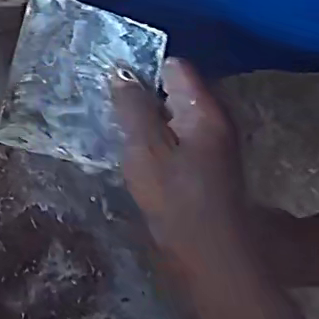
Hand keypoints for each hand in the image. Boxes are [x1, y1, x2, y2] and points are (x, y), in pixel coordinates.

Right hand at [113, 58, 258, 285]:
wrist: (209, 255)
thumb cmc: (175, 195)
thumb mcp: (144, 145)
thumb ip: (132, 104)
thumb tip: (120, 70)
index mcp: (205, 112)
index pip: (176, 66)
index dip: (142, 62)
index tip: (109, 68)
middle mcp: (215, 122)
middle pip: (175, 87)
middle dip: (140, 85)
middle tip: (102, 90)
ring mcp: (212, 145)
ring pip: (172, 111)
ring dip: (143, 109)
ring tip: (109, 112)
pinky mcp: (203, 165)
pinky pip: (172, 131)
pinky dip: (151, 130)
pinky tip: (128, 140)